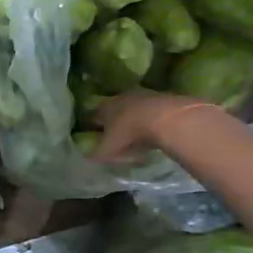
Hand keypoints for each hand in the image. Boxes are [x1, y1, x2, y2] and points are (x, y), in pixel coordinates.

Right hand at [92, 90, 214, 161]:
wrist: (166, 119)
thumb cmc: (129, 133)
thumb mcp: (108, 149)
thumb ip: (96, 153)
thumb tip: (87, 157)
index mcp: (104, 107)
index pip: (93, 115)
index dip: (91, 125)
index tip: (91, 133)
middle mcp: (121, 97)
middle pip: (114, 108)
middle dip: (113, 119)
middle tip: (114, 133)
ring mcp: (143, 95)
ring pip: (134, 107)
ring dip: (133, 117)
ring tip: (136, 132)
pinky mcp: (163, 97)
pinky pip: (152, 110)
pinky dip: (151, 118)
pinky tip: (154, 128)